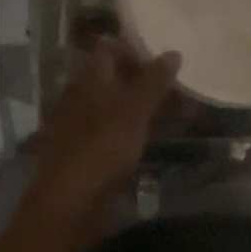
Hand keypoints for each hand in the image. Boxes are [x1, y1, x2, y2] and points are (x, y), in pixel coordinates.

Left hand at [27, 38, 179, 213]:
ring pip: (118, 107)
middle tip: (181, 88)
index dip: (134, 49)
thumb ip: (153, 81)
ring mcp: (82, 127)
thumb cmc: (102, 148)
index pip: (108, 49)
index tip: (164, 58)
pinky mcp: (88, 154)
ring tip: (182, 115)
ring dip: (147, 108)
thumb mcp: (134, 110)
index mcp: (89, 80)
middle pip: (115, 79)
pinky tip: (157, 140)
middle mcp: (82, 97)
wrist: (69, 202)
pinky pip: (116, 132)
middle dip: (147, 81)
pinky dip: (138, 131)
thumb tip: (172, 52)